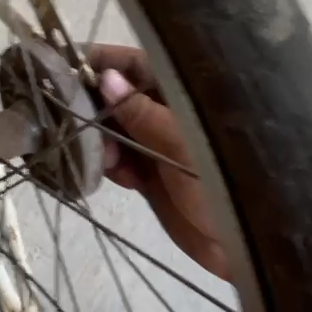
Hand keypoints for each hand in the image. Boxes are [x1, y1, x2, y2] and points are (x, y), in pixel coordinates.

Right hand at [89, 44, 229, 280]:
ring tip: (105, 160)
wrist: (250, 250)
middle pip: (112, 94)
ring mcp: (154, 139)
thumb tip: (105, 77)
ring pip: (109, 127)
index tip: (60, 69)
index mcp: (176, 90)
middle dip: (91, 107)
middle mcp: (161, 108)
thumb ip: (141, 113)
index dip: (96, 63)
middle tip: (79, 126)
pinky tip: (116, 176)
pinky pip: (117, 158)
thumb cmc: (223, 185)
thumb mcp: (182, 146)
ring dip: (99, 140)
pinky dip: (109, 164)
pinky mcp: (149, 170)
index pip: (128, 61)